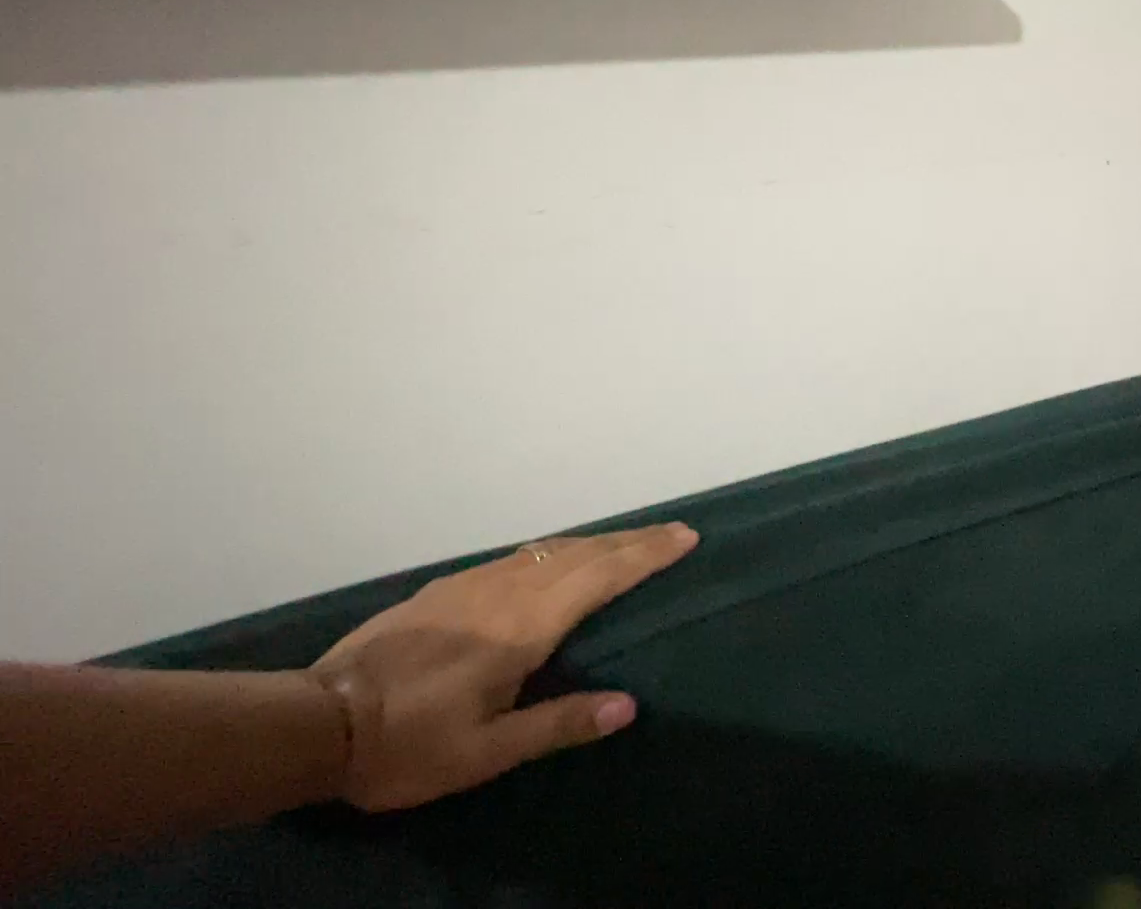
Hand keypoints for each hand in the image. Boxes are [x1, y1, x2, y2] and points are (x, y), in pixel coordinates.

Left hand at [306, 523, 698, 810]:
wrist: (314, 722)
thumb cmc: (408, 744)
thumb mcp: (485, 752)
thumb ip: (558, 724)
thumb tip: (629, 706)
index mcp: (523, 626)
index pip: (601, 577)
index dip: (646, 555)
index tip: (685, 536)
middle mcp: (507, 591)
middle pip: (584, 553)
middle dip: (634, 539)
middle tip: (675, 530)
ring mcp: (475, 583)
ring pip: (553, 548)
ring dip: (601, 540)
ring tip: (632, 539)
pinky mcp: (450, 587)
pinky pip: (524, 553)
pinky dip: (562, 547)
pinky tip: (563, 555)